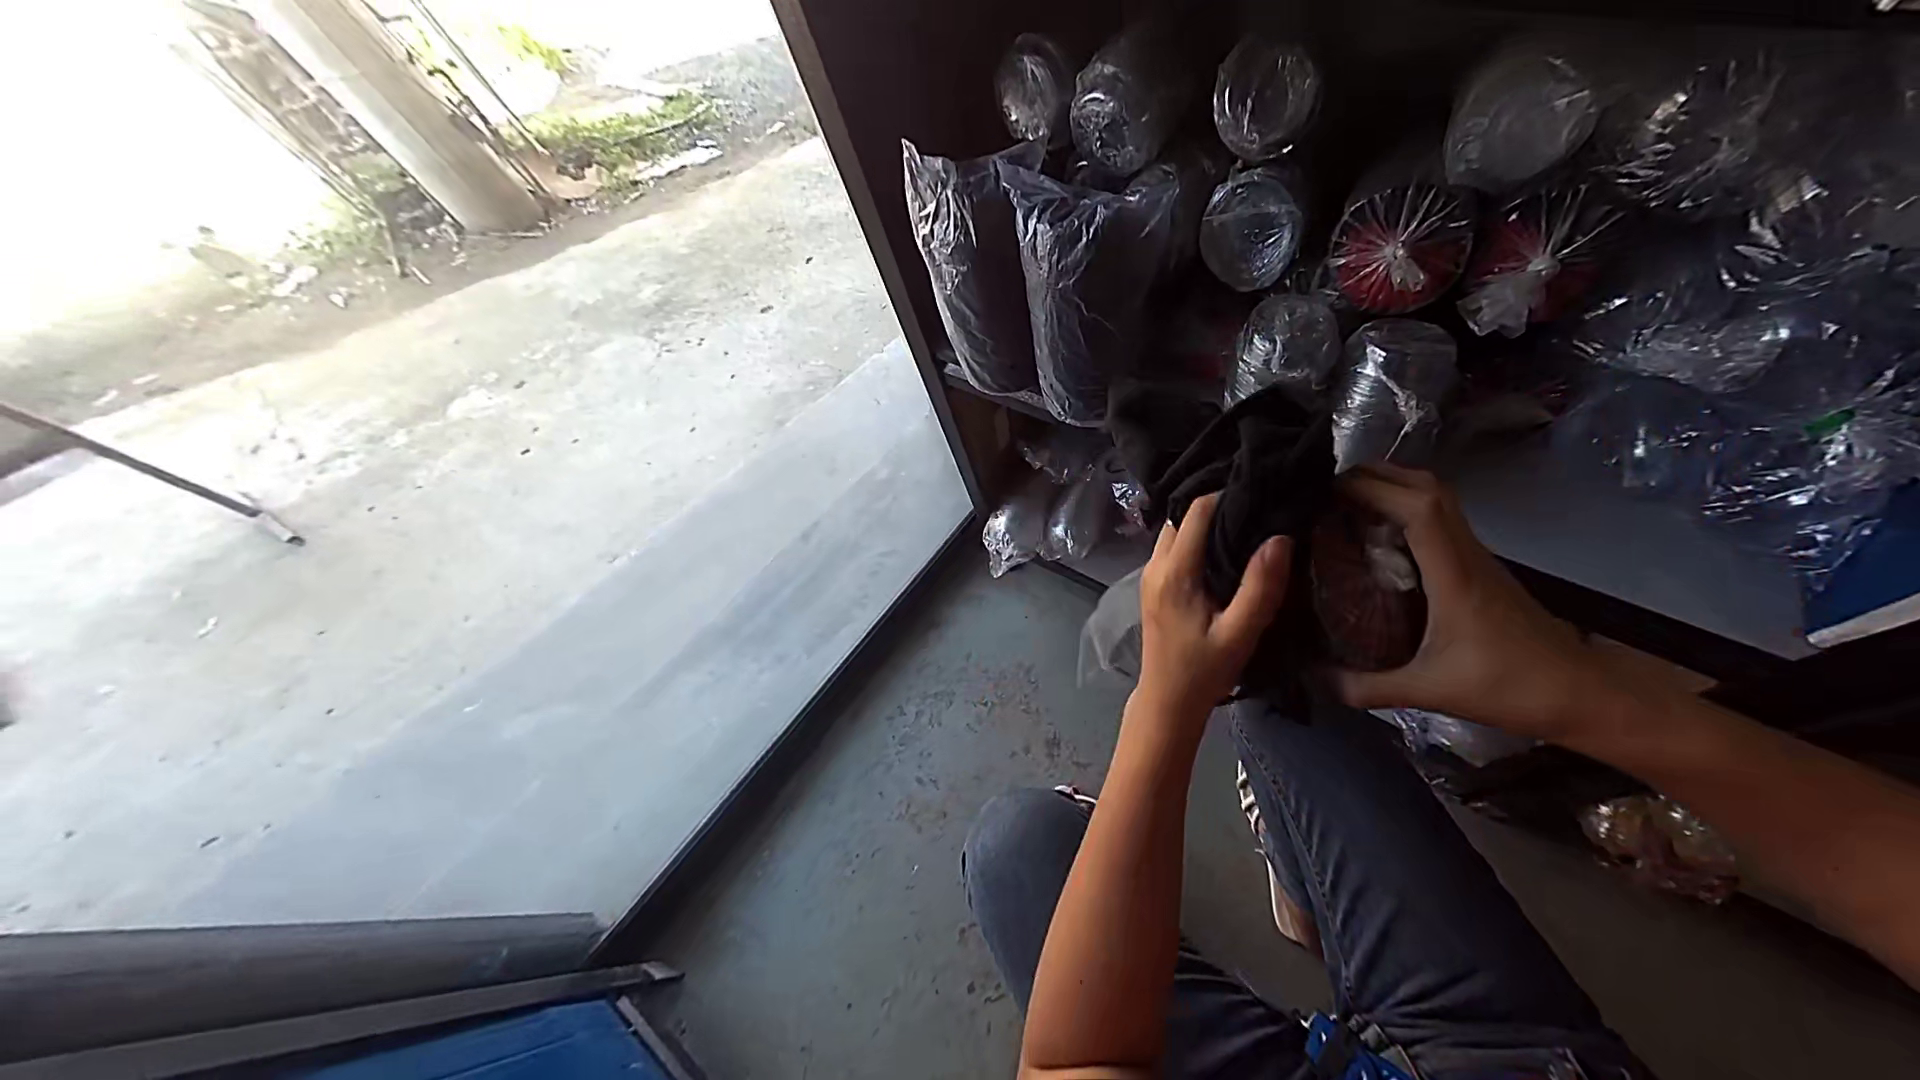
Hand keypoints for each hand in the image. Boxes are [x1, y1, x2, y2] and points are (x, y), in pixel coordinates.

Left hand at [1133, 493, 1291, 733]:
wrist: (1167, 700)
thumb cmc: (1203, 670)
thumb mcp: (1240, 633)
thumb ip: (1260, 586)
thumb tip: (1280, 537)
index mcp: (1173, 572)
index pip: (1195, 511)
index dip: (1226, 494)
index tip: (1261, 490)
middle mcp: (1155, 565)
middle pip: (1181, 516)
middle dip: (1216, 505)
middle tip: (1257, 504)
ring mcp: (1150, 574)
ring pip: (1174, 530)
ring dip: (1204, 522)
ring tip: (1246, 521)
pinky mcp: (1154, 585)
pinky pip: (1173, 547)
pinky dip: (1196, 538)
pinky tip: (1225, 546)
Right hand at [1331, 464, 1607, 741]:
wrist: (1588, 695)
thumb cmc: (1512, 687)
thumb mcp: (1430, 692)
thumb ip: (1367, 687)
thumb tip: (1315, 679)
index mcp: (1455, 574)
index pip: (1418, 509)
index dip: (1373, 488)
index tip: (1327, 488)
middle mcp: (1467, 554)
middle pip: (1428, 489)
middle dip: (1377, 476)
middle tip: (1327, 489)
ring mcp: (1476, 558)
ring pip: (1437, 499)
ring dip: (1392, 488)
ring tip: (1345, 502)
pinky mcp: (1479, 568)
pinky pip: (1440, 520)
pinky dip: (1406, 509)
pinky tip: (1378, 532)